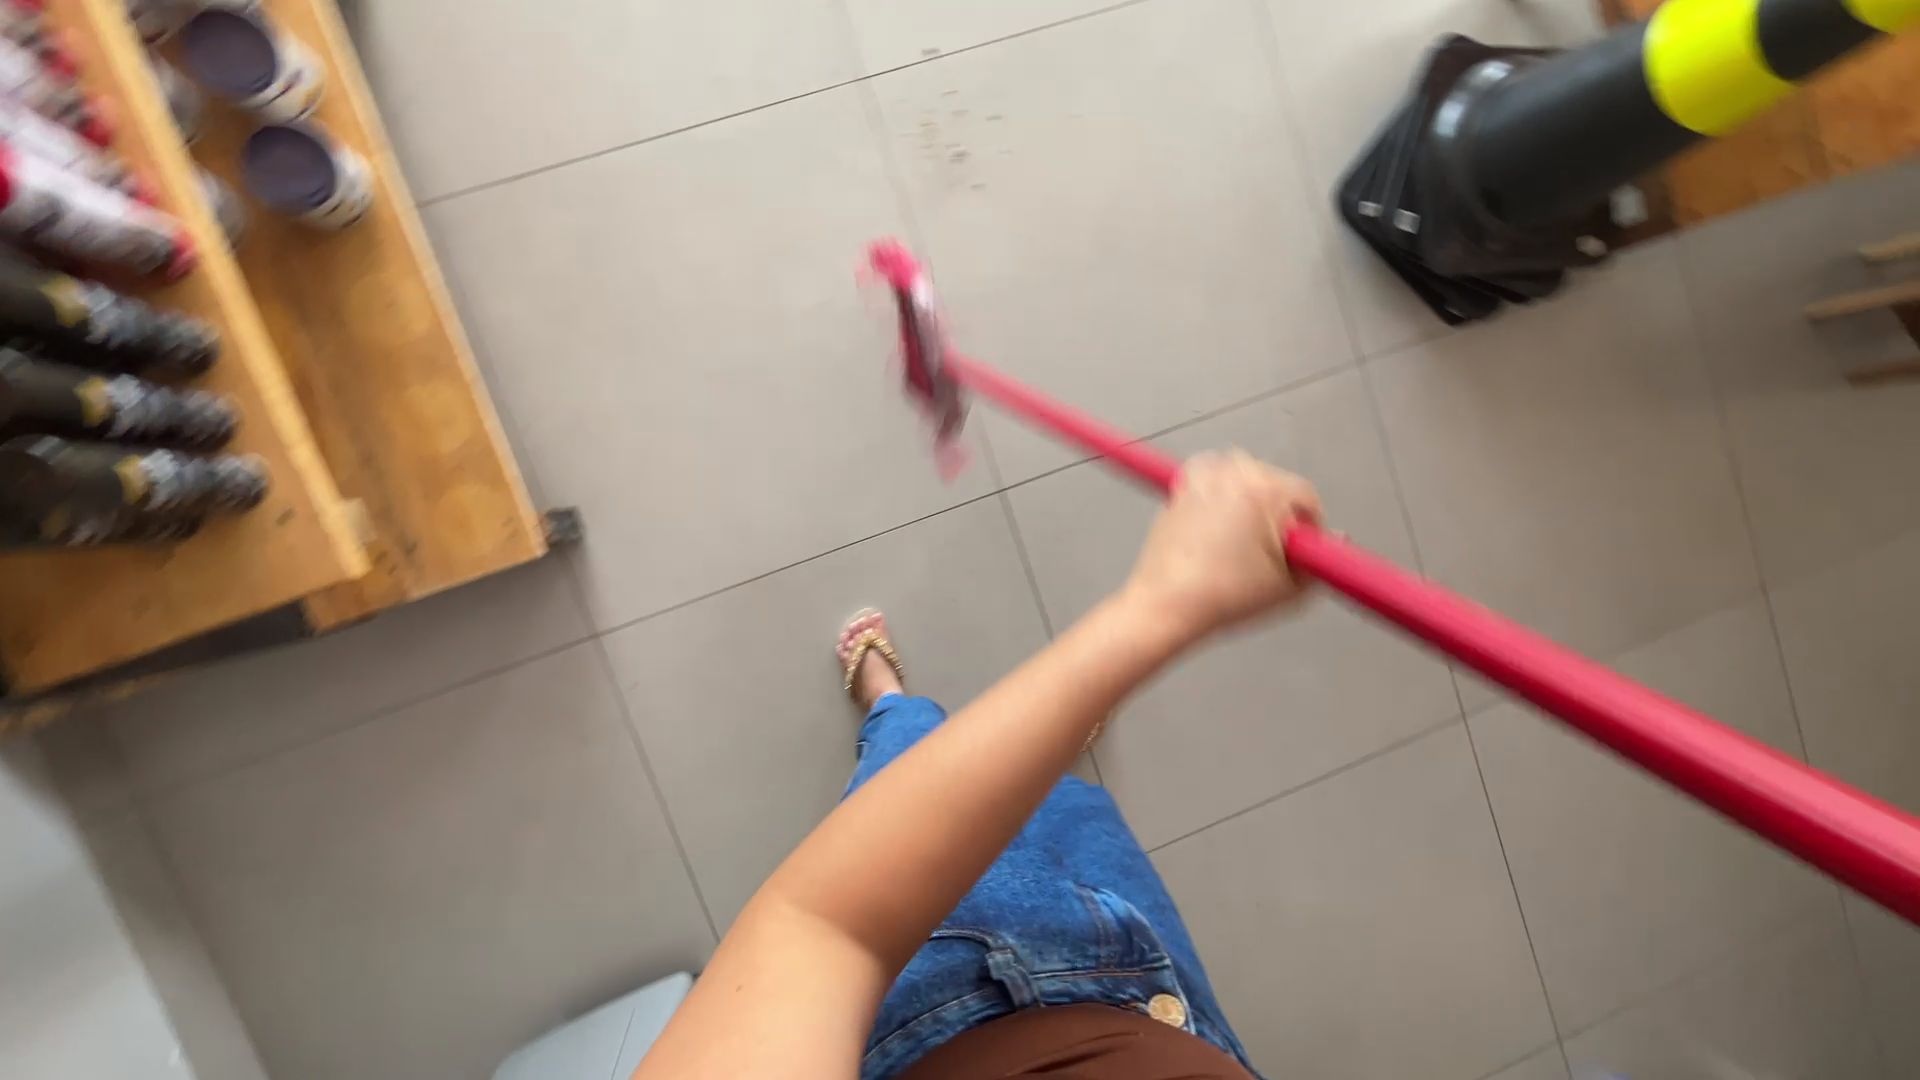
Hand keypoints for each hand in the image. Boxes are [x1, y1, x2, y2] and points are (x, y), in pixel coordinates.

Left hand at [1122, 451, 1321, 642]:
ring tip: (1238, 543)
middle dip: (1276, 514)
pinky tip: (1216, 529)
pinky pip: (1211, 481)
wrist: (1166, 604)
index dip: (1308, 530)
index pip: (1307, 499)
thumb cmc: (1224, 596)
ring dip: (1248, 502)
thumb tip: (1332, 541)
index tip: (1296, 554)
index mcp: (1264, 488)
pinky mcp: (1178, 488)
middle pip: (1274, 485)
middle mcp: (1232, 471)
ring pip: (1243, 480)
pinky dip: (1218, 496)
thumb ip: (1321, 562)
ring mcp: (1200, 477)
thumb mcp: (1290, 588)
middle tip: (1264, 553)